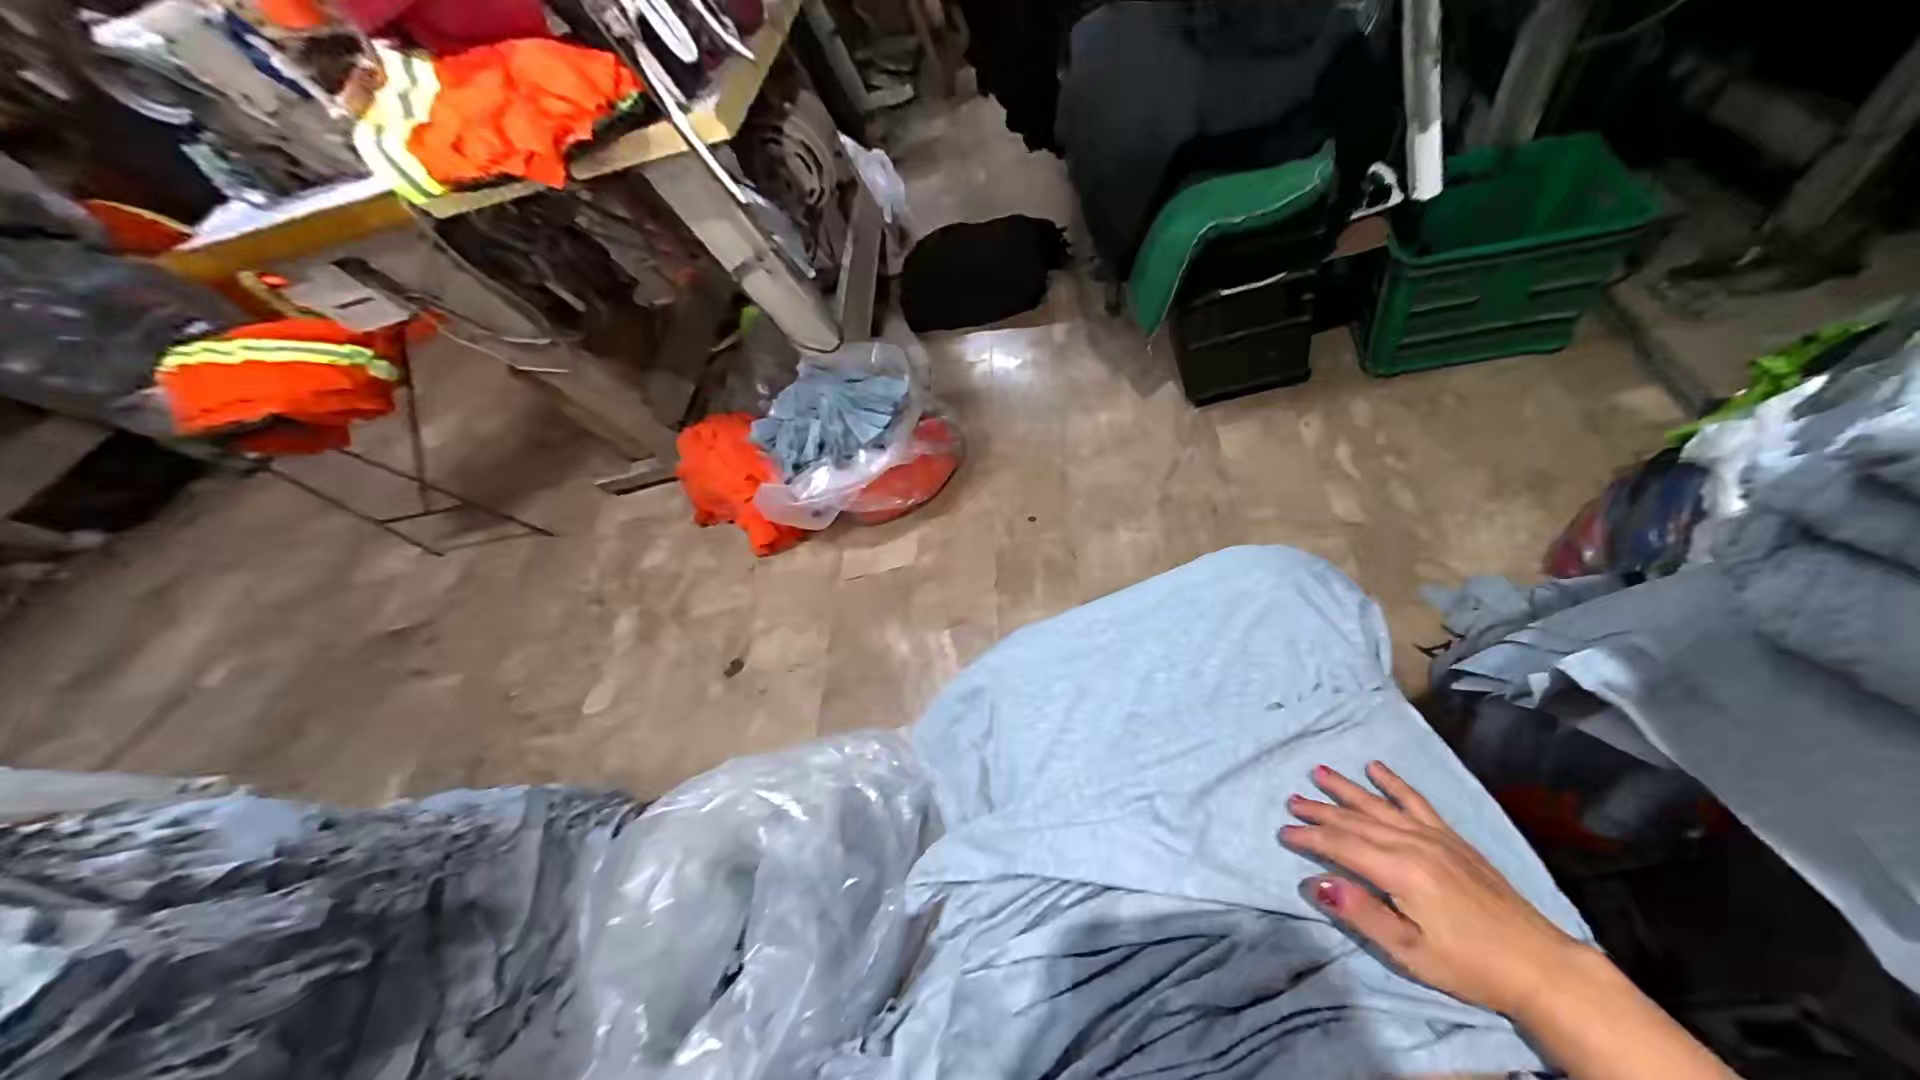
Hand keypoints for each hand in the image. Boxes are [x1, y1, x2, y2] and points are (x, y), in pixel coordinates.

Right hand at [1279, 761, 1586, 1014]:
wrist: (1543, 967)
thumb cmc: (1469, 965)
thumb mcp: (1409, 951)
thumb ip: (1360, 913)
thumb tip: (1315, 882)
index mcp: (1400, 871)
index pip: (1341, 845)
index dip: (1309, 838)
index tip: (1283, 832)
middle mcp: (1414, 844)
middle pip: (1356, 820)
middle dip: (1320, 810)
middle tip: (1291, 801)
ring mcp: (1436, 838)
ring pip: (1379, 806)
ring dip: (1346, 789)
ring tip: (1319, 772)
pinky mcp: (1454, 839)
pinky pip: (1417, 802)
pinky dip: (1394, 783)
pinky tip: (1377, 768)